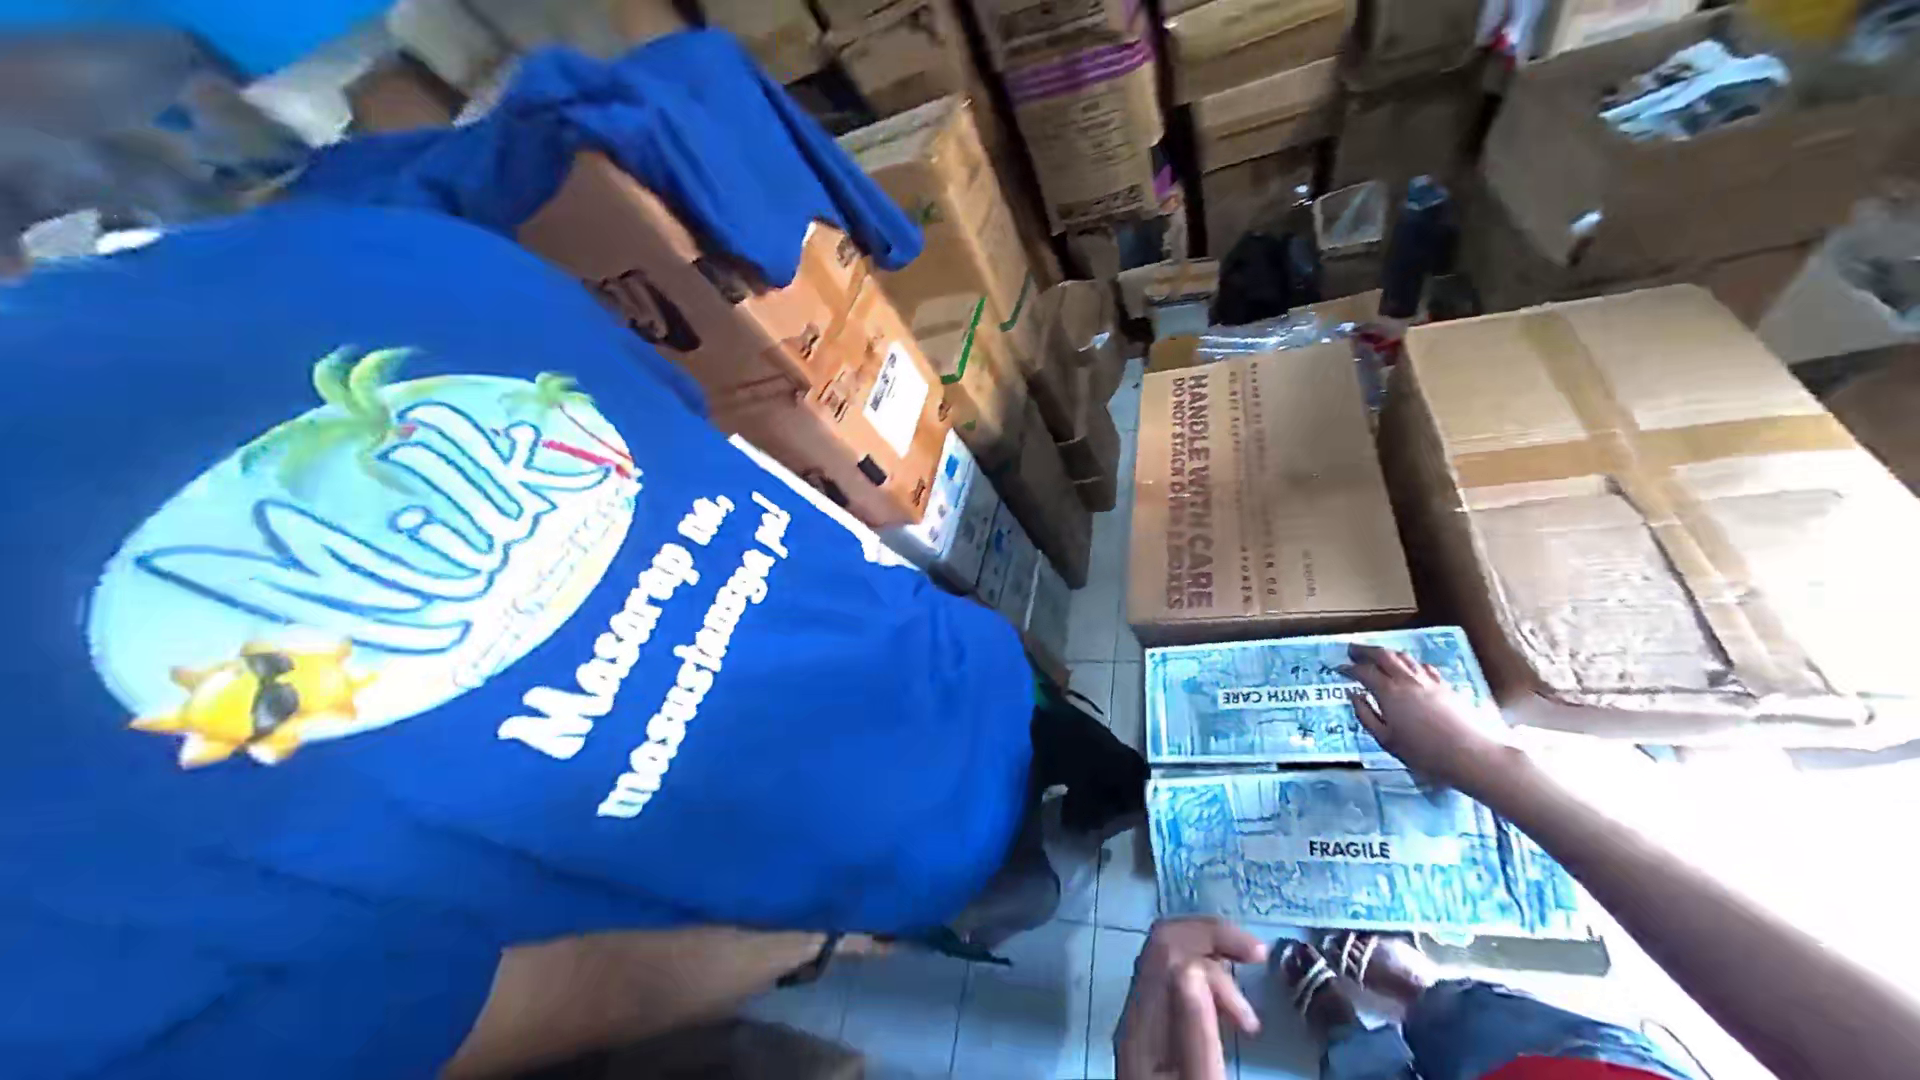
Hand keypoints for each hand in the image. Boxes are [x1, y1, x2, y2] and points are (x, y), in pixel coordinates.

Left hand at [1115, 917, 1267, 1079]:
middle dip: (1214, 944)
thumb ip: (1195, 1035)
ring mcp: (1143, 1024)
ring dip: (1215, 971)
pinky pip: (1177, 989)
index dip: (1210, 934)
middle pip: (1166, 945)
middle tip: (1258, 967)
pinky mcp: (1156, 1039)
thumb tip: (1192, 971)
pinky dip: (1209, 989)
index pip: (1165, 944)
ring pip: (1173, 964)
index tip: (1259, 955)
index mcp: (1142, 1023)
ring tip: (1248, 1020)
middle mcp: (1135, 1013)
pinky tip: (1232, 1019)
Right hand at [1340, 644, 1521, 795]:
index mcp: (1388, 692)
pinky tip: (1409, 669)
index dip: (1348, 668)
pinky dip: (1410, 663)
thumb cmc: (1423, 753)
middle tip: (1352, 650)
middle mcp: (1407, 680)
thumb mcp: (1385, 739)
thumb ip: (1365, 715)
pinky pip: (1423, 666)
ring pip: (1404, 657)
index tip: (1339, 669)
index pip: (1363, 671)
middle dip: (1365, 650)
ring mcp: (1428, 681)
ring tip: (1378, 655)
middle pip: (1383, 655)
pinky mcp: (1446, 686)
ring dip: (1387, 653)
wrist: (1472, 756)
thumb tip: (1354, 695)